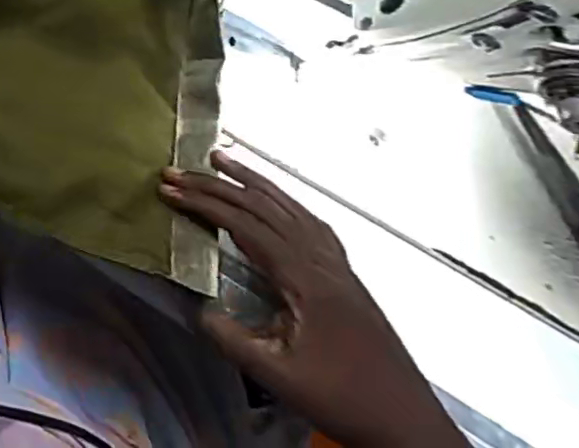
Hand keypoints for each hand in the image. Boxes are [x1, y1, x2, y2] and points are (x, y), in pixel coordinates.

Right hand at [160, 152, 465, 447]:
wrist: (411, 431)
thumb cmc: (343, 399)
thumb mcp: (276, 376)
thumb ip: (229, 337)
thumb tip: (199, 304)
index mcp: (307, 281)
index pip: (246, 225)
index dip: (203, 204)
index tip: (167, 190)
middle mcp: (324, 264)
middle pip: (265, 209)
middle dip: (216, 186)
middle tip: (175, 171)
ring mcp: (339, 269)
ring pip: (291, 208)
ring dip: (252, 181)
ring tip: (219, 158)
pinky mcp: (345, 278)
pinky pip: (311, 224)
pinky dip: (283, 201)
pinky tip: (271, 198)